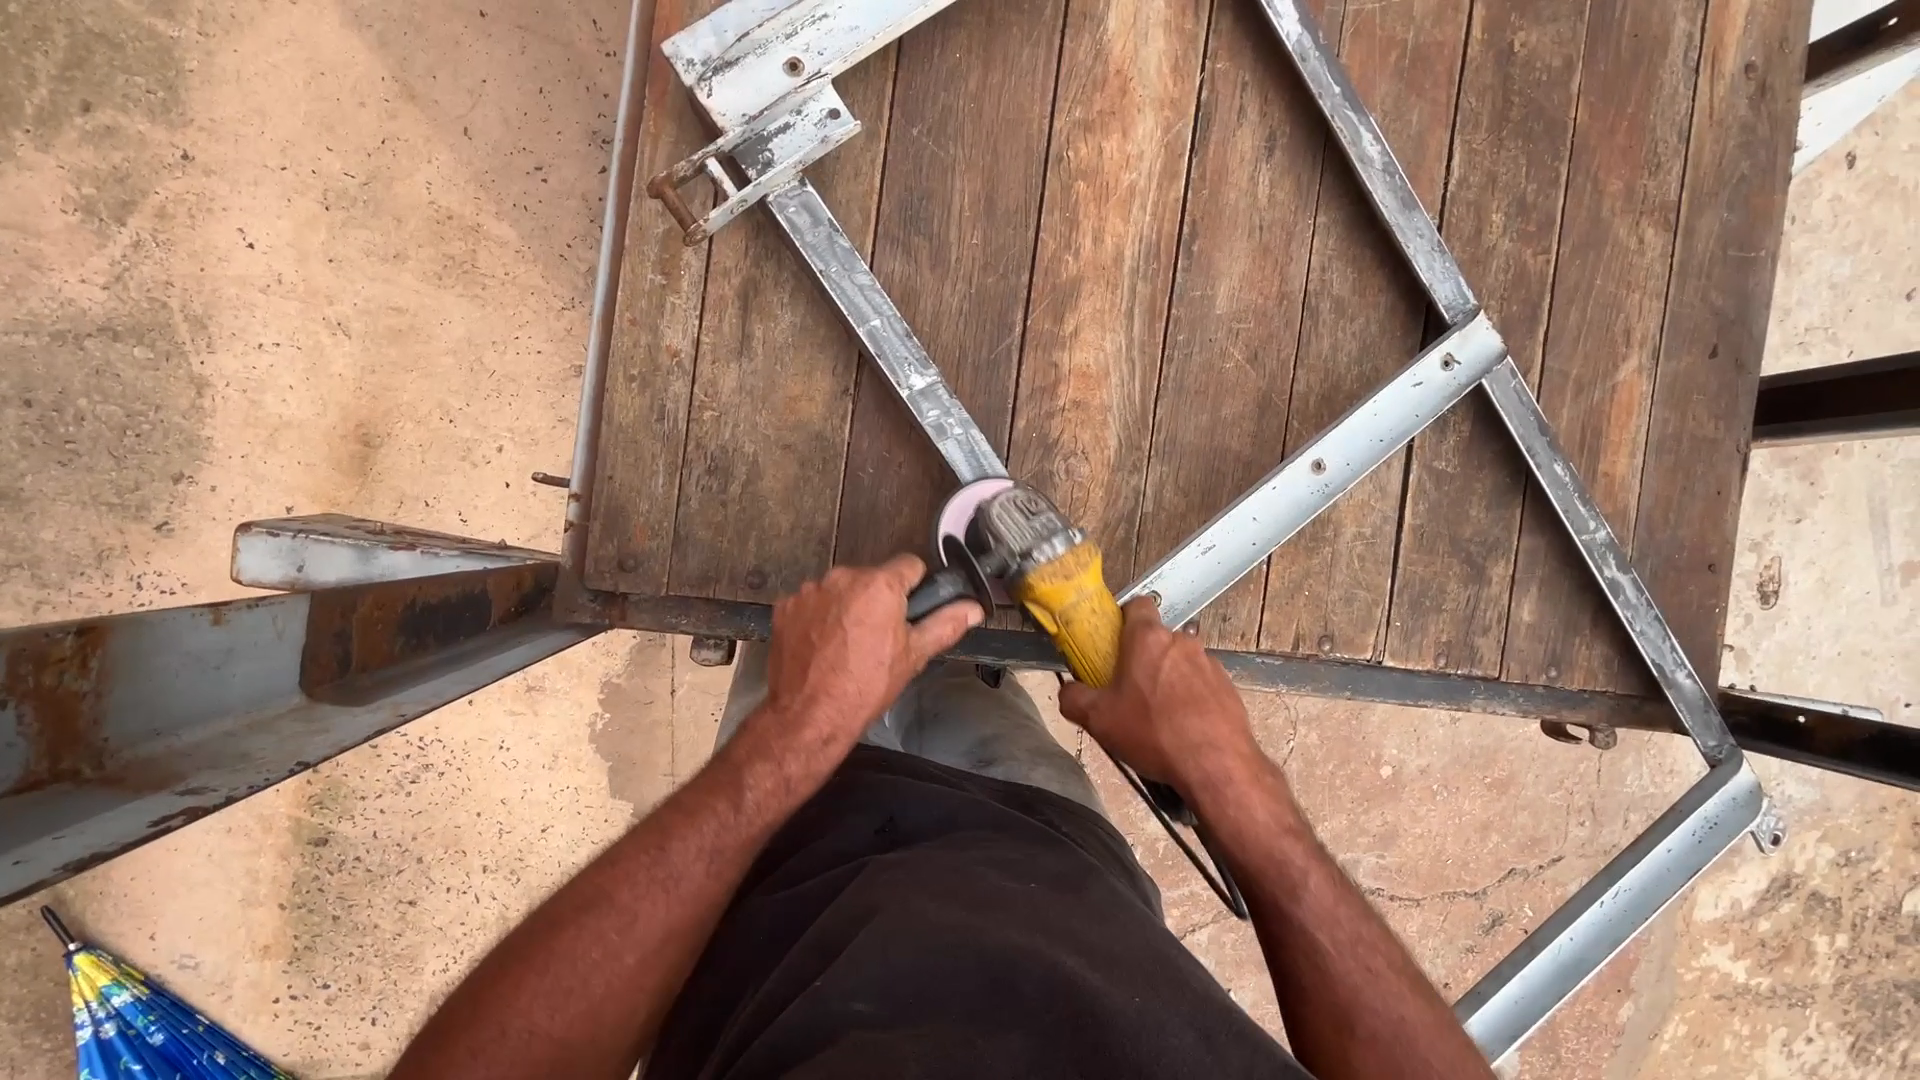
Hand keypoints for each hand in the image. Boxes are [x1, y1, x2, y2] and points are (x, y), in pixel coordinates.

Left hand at [760, 555, 983, 753]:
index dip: (915, 587)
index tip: (911, 609)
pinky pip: (812, 602)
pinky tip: (823, 646)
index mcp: (879, 585)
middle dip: (878, 600)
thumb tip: (972, 609)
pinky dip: (818, 617)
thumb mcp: (913, 656)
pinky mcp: (786, 606)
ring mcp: (810, 591)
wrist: (809, 714)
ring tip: (848, 645)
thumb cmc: (864, 687)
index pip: (909, 564)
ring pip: (841, 589)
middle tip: (880, 637)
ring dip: (847, 607)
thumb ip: (945, 624)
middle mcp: (842, 578)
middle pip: (872, 578)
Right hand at [1058, 598, 1266, 795]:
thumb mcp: (1098, 720)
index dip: (1124, 618)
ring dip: (1168, 680)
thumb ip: (1074, 698)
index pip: (1137, 604)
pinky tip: (1183, 728)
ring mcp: (1209, 663)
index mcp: (1148, 639)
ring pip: (1180, 663)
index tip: (1114, 642)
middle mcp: (1181, 642)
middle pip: (1157, 639)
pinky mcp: (1228, 687)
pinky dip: (1191, 699)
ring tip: (1158, 717)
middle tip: (1129, 691)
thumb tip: (1069, 692)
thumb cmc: (1154, 733)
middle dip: (1143, 659)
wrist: (1216, 766)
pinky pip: (1202, 685)